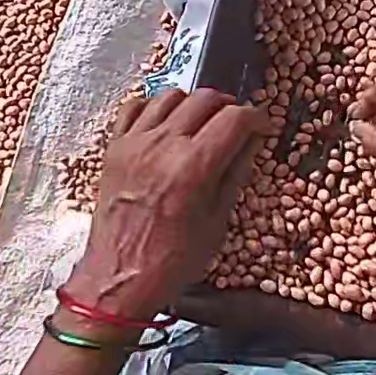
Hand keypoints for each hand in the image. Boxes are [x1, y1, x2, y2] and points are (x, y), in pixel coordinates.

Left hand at [68, 88, 269, 321]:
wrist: (118, 278)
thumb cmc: (172, 261)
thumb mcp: (216, 222)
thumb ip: (235, 174)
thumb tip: (252, 141)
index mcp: (193, 167)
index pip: (234, 118)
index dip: (256, 117)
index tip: (261, 126)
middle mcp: (163, 145)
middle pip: (205, 98)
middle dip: (228, 107)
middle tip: (236, 124)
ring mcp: (134, 143)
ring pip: (171, 96)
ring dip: (193, 104)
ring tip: (201, 123)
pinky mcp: (114, 148)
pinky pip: (135, 107)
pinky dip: (154, 107)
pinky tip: (165, 123)